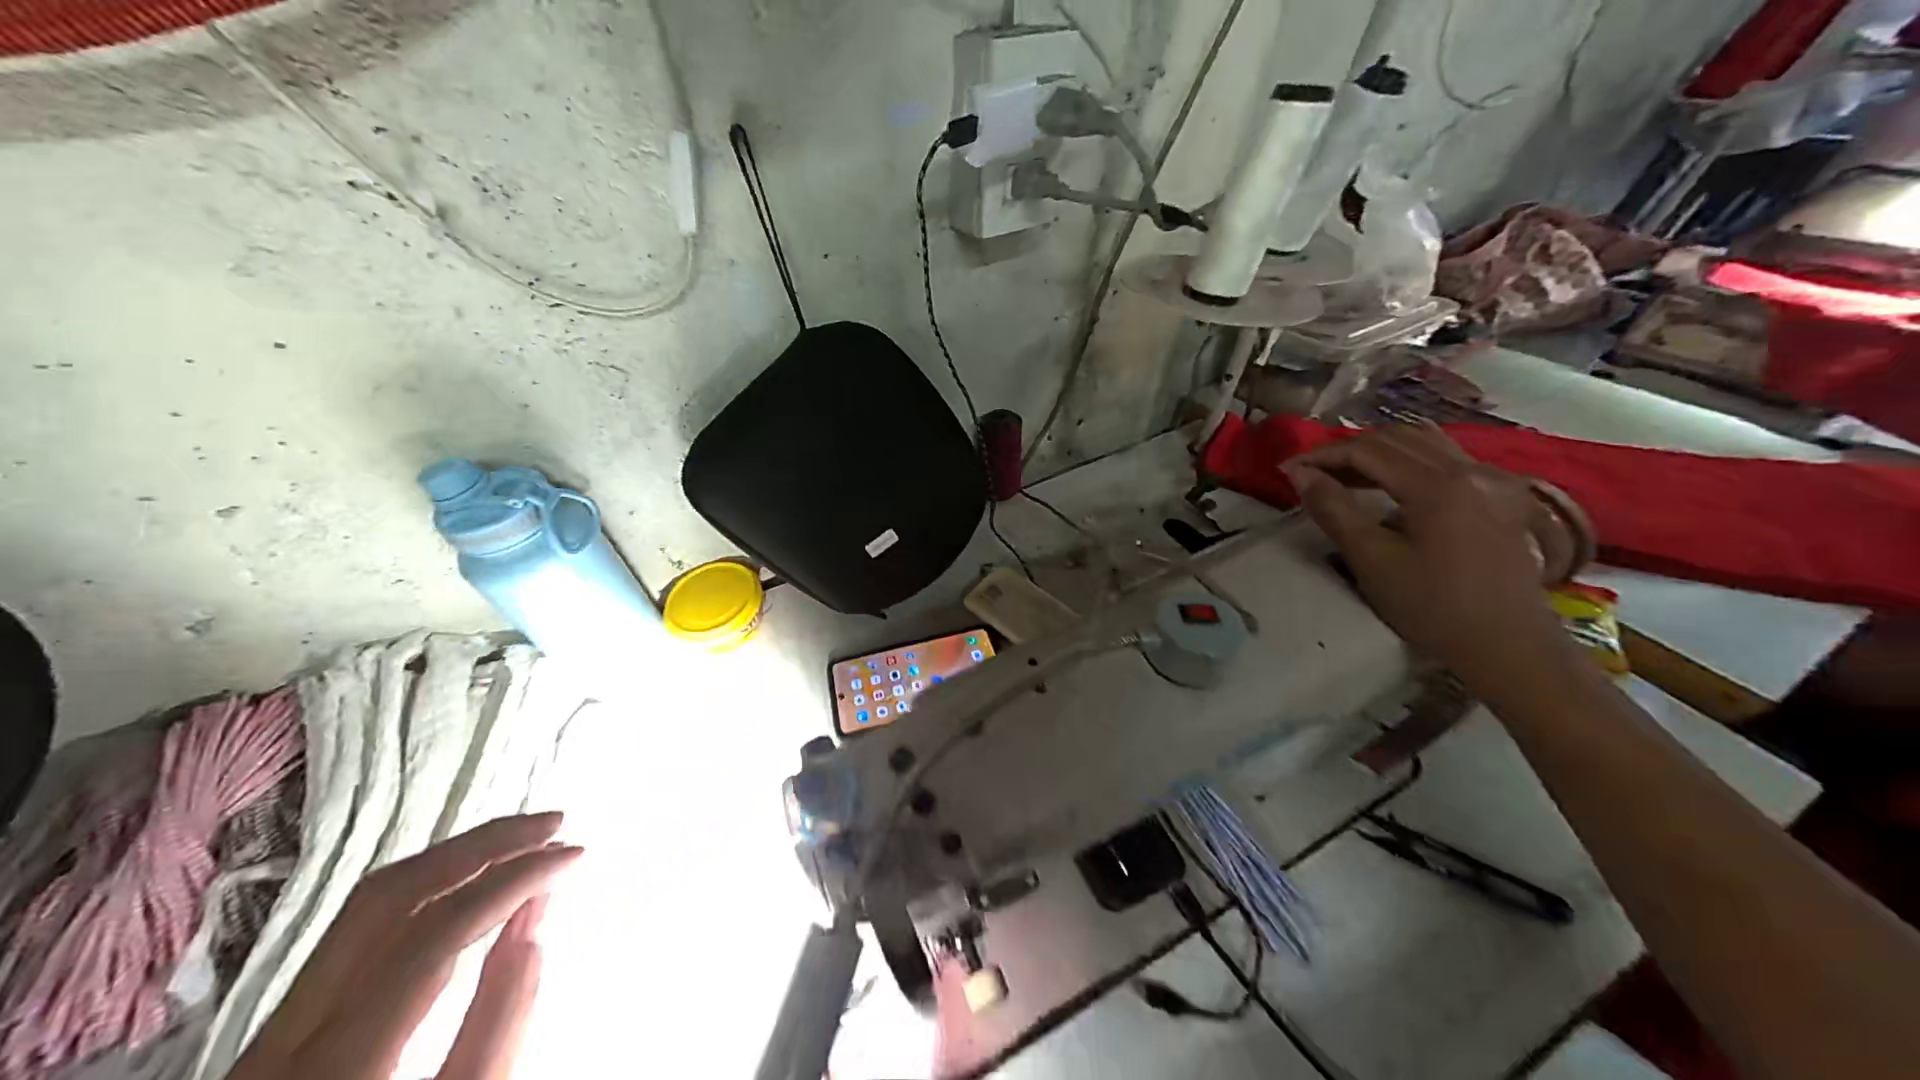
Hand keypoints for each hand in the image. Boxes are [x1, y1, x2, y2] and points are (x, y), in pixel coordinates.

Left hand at [229, 813, 582, 1079]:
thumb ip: (498, 1028)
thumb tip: (532, 924)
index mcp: (333, 1070)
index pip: (436, 933)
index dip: (514, 879)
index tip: (575, 855)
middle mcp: (282, 1038)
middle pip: (387, 899)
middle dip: (481, 846)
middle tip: (553, 824)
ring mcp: (267, 1034)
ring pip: (364, 908)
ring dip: (453, 860)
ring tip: (521, 841)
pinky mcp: (275, 1036)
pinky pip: (356, 935)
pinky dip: (425, 893)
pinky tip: (469, 885)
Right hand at [1283, 423, 1572, 684]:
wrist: (1508, 644)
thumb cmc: (1434, 607)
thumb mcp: (1372, 560)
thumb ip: (1334, 510)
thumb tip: (1300, 475)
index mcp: (1438, 484)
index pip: (1368, 450)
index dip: (1321, 456)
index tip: (1288, 471)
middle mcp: (1469, 470)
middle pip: (1397, 438)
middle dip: (1348, 451)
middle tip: (1311, 474)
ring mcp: (1491, 480)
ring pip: (1425, 443)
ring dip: (1379, 452)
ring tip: (1345, 476)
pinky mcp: (1501, 496)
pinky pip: (1448, 459)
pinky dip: (1409, 462)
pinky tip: (1392, 487)